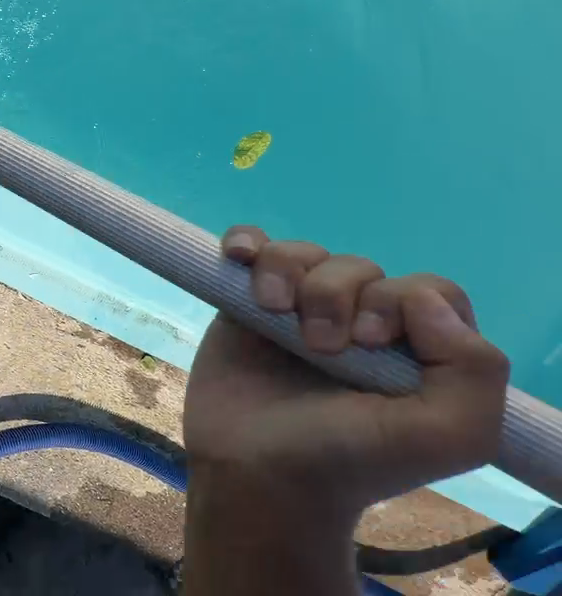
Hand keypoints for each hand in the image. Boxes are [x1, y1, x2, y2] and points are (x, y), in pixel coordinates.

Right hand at [183, 226, 509, 523]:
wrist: (257, 470)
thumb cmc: (351, 458)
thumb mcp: (446, 433)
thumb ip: (472, 369)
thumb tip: (421, 298)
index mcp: (418, 351)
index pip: (425, 290)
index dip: (396, 302)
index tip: (365, 345)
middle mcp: (359, 322)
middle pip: (357, 266)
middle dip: (333, 294)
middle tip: (317, 346)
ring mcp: (295, 309)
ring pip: (300, 252)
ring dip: (285, 271)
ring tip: (270, 311)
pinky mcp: (240, 303)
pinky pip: (247, 245)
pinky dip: (245, 241)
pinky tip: (239, 259)